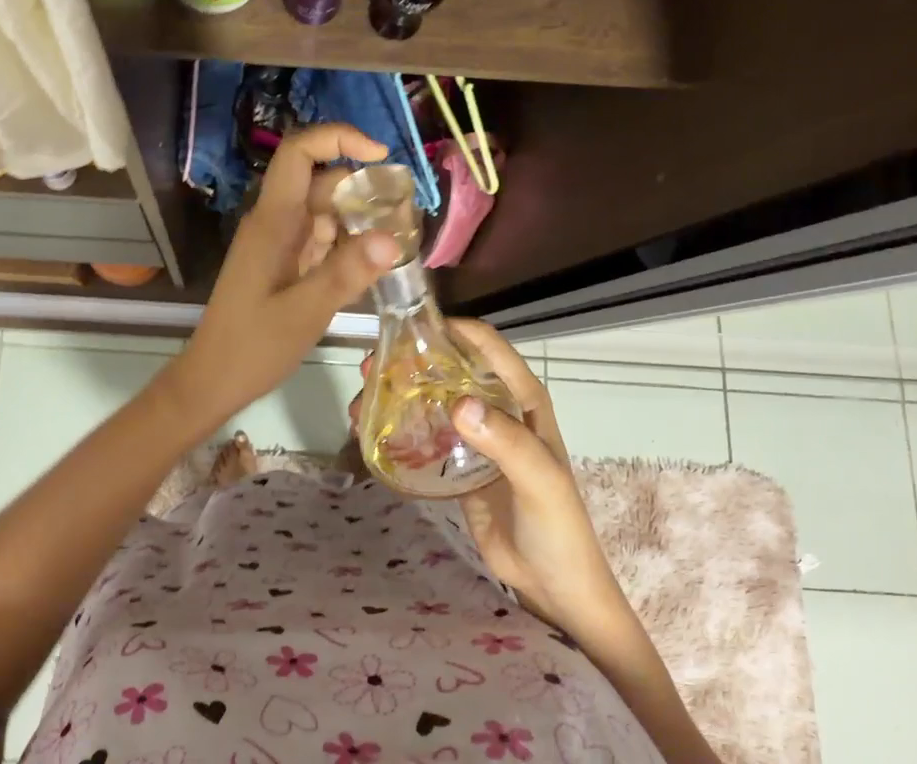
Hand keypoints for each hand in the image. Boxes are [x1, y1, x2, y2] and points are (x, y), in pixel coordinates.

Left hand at [166, 124, 402, 422]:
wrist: (212, 380)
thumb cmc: (252, 347)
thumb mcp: (305, 313)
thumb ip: (346, 274)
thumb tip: (392, 238)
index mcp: (273, 222)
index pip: (299, 154)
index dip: (338, 139)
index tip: (382, 155)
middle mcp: (274, 223)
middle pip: (320, 182)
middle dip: (362, 188)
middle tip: (405, 215)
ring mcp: (277, 243)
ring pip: (323, 211)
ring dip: (358, 217)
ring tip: (398, 240)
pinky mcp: (282, 264)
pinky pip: (319, 238)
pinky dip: (346, 242)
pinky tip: (373, 263)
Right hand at [350, 321, 623, 626]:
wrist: (552, 586)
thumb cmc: (557, 528)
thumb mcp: (539, 481)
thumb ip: (506, 442)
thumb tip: (458, 404)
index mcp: (522, 400)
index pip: (486, 347)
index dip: (450, 330)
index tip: (406, 330)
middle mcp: (497, 408)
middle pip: (448, 369)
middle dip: (408, 362)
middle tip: (369, 370)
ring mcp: (474, 437)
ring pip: (429, 400)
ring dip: (395, 395)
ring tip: (360, 404)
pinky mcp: (455, 464)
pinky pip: (422, 435)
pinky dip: (395, 428)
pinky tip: (368, 431)